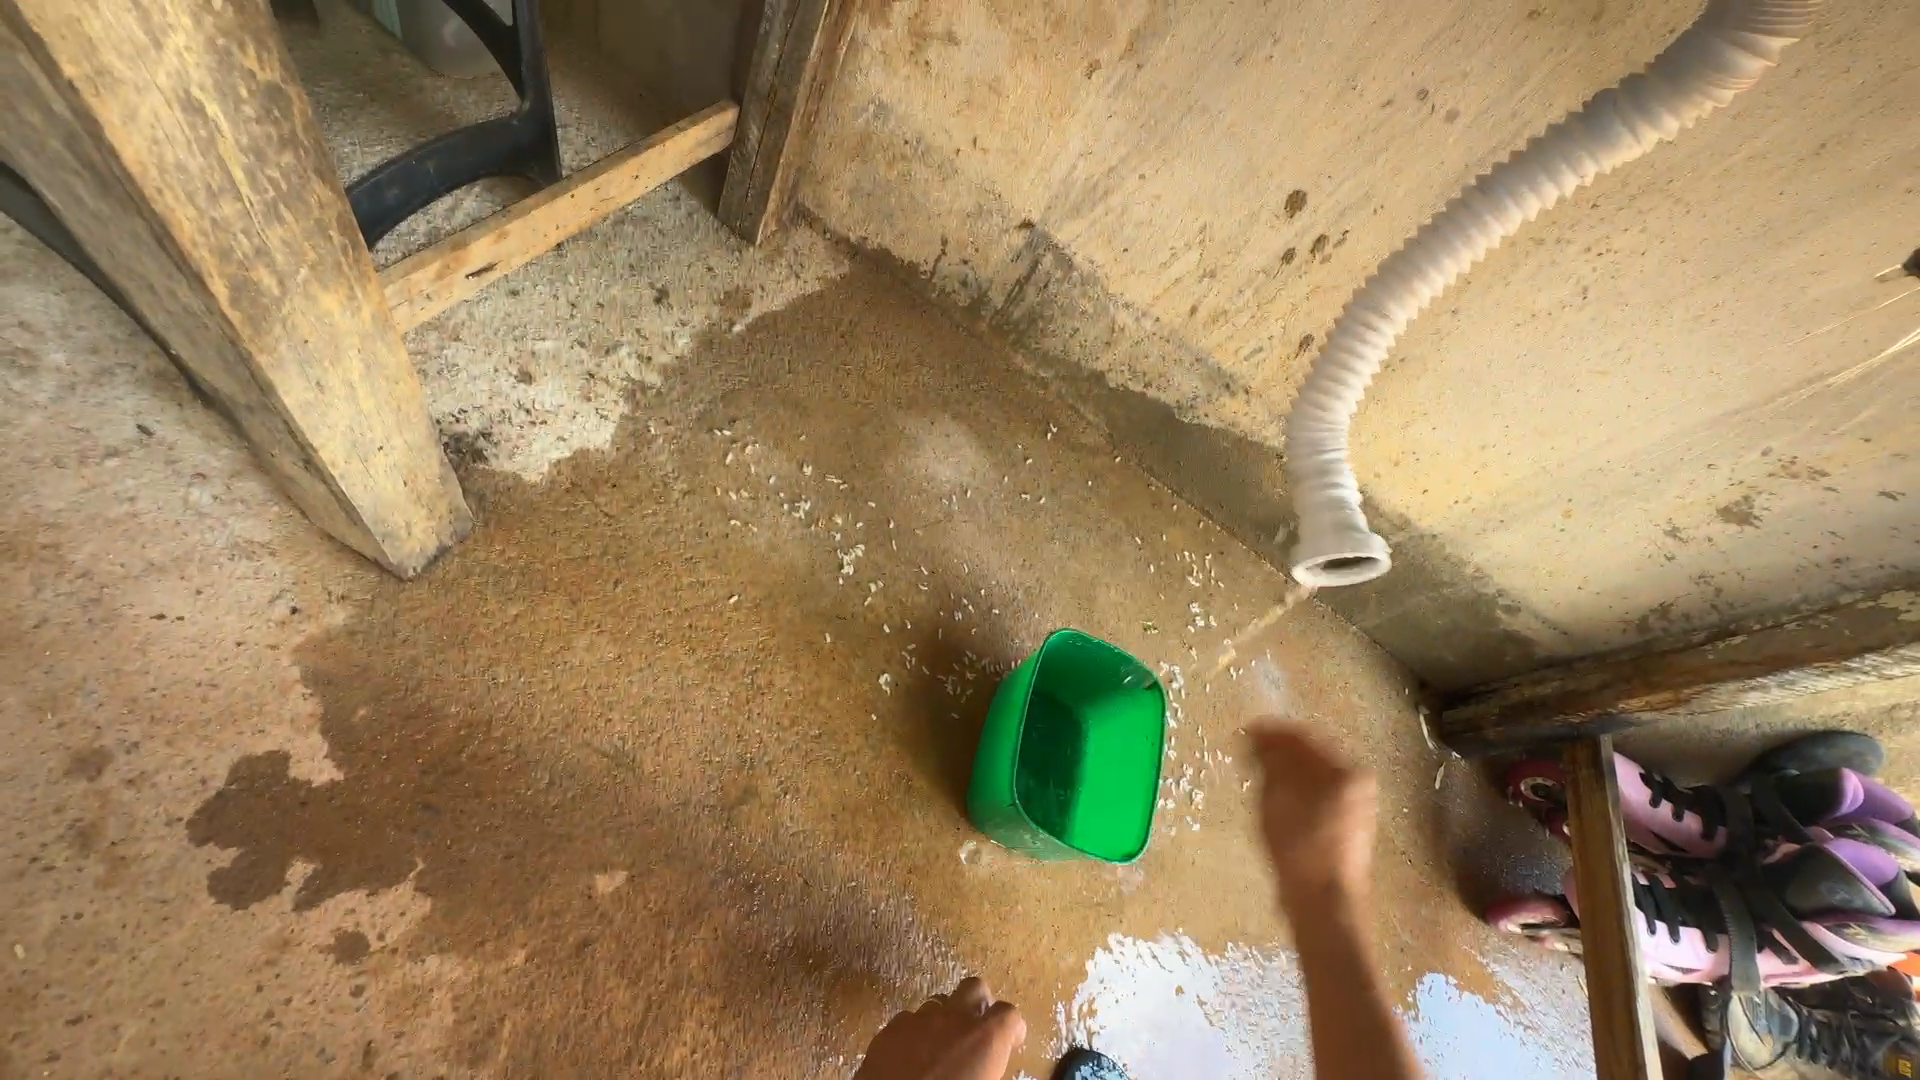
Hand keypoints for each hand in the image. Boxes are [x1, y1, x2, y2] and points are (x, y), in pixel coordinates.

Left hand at [853, 976, 1025, 1079]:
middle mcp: (955, 1019)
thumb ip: (989, 1070)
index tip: (1013, 1040)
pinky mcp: (890, 1029)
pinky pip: (909, 1020)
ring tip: (941, 1048)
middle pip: (974, 987)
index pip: (1010, 1015)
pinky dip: (915, 1034)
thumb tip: (987, 1068)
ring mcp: (919, 1019)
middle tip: (977, 1027)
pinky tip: (911, 1058)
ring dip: (945, 1020)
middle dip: (979, 1003)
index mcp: (985, 1039)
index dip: (1013, 1027)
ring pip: (938, 1003)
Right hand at [1247, 723, 1377, 915]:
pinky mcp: (1345, 825)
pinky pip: (1315, 794)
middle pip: (1310, 754)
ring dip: (1283, 771)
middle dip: (1276, 752)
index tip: (1243, 732)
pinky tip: (1272, 799)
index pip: (1303, 735)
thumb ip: (1270, 759)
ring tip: (1254, 775)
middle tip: (1245, 754)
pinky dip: (1292, 790)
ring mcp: (1354, 805)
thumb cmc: (1299, 843)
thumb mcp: (1276, 794)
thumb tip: (1259, 735)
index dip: (1271, 731)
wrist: (1323, 900)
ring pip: (1311, 775)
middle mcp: (1355, 783)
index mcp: (1344, 770)